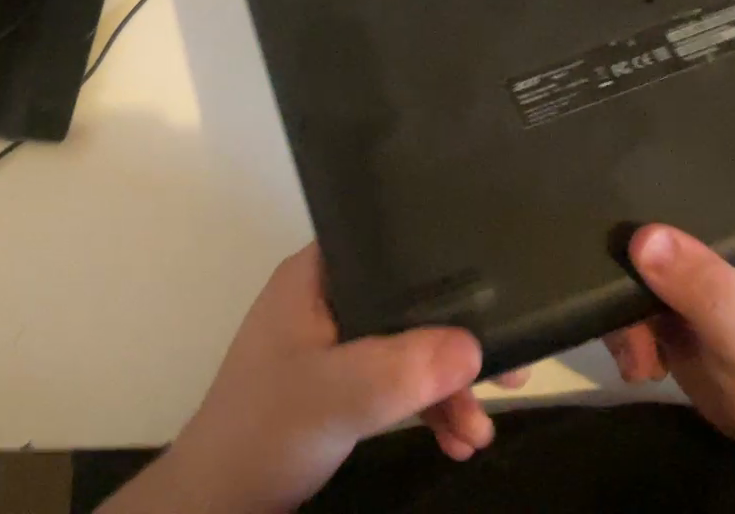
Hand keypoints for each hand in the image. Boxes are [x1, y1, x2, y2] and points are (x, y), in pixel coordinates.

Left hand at [115, 245, 522, 513]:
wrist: (221, 504)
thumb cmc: (263, 430)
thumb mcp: (332, 396)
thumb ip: (398, 371)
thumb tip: (472, 347)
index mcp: (318, 275)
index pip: (390, 246)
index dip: (444, 266)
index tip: (499, 297)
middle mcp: (331, 298)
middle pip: (411, 304)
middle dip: (458, 343)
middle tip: (512, 372)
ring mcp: (336, 342)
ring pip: (410, 347)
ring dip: (448, 387)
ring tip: (479, 433)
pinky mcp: (343, 383)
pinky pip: (399, 382)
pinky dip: (429, 407)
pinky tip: (456, 441)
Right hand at [602, 224, 734, 482]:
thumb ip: (704, 287)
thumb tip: (641, 237)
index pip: (688, 198)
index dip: (646, 211)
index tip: (618, 247)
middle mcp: (719, 246)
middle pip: (649, 237)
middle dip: (624, 279)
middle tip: (628, 327)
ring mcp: (693, 279)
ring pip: (632, 275)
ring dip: (623, 319)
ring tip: (639, 360)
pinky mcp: (674, 312)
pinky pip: (629, 308)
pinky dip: (624, 335)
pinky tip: (640, 366)